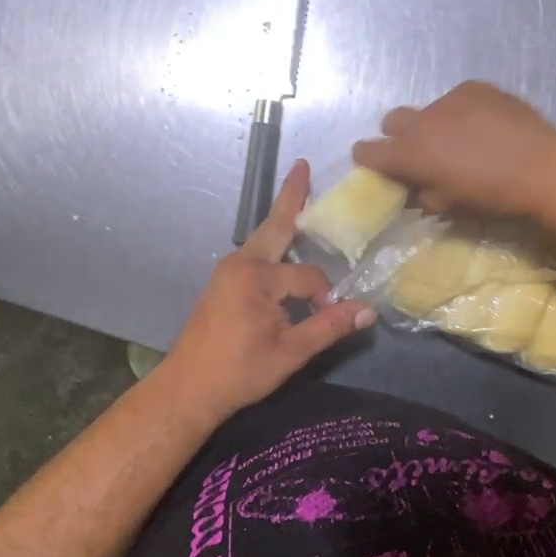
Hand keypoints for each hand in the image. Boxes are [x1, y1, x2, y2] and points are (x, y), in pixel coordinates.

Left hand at [154, 160, 376, 420]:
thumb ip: (329, 327)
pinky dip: (274, 243)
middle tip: (302, 166)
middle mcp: (240, 264)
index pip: (308, 276)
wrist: (187, 390)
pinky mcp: (223, 282)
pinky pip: (256, 255)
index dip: (324, 297)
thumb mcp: (291, 352)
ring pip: (265, 239)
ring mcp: (227, 271)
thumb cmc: (239, 372)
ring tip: (301, 201)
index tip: (329, 317)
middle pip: (276, 225)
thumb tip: (368, 311)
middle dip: (292, 196)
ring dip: (284, 222)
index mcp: (257, 277)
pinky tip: (285, 247)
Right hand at [352, 81, 555, 217]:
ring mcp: (448, 99)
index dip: (369, 158)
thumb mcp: (450, 206)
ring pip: (430, 109)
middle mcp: (421, 121)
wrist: (541, 167)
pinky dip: (464, 112)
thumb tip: (412, 189)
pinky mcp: (475, 87)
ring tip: (465, 139)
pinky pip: (458, 98)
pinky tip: (487, 126)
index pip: (367, 150)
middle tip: (421, 152)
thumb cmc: (492, 196)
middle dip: (399, 135)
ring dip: (436, 124)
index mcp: (410, 153)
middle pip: (392, 121)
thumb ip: (422, 195)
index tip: (378, 165)